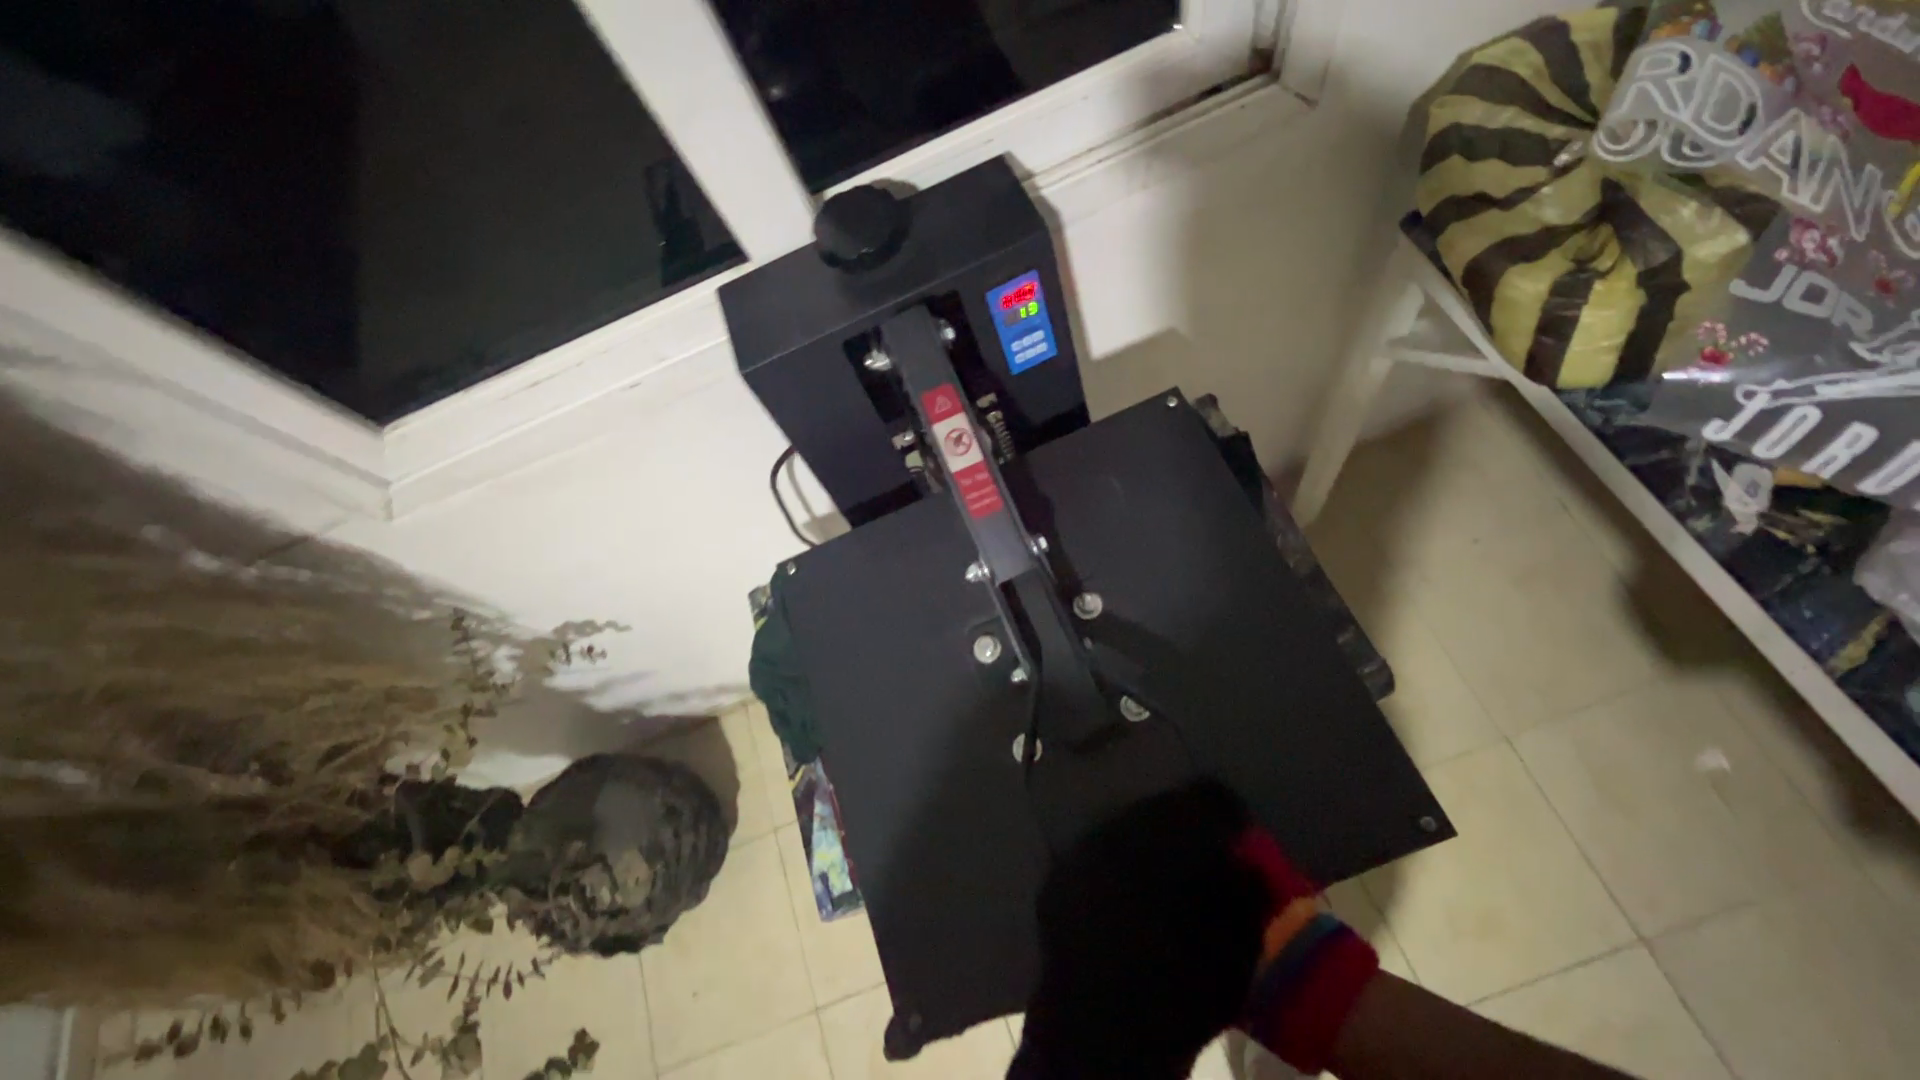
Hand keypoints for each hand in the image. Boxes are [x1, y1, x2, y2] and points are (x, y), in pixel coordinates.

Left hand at [1010, 780, 1276, 1078]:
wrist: (1098, 1038)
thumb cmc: (1181, 995)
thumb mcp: (1239, 947)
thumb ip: (1246, 891)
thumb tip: (1243, 861)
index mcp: (1165, 837)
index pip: (1205, 797)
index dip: (1226, 812)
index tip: (1238, 831)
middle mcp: (1117, 830)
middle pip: (1159, 810)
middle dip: (1182, 829)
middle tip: (1201, 858)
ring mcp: (1079, 852)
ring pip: (1123, 830)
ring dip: (1146, 847)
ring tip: (1163, 880)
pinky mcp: (1056, 880)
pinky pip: (1094, 857)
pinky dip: (1114, 869)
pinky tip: (1126, 900)